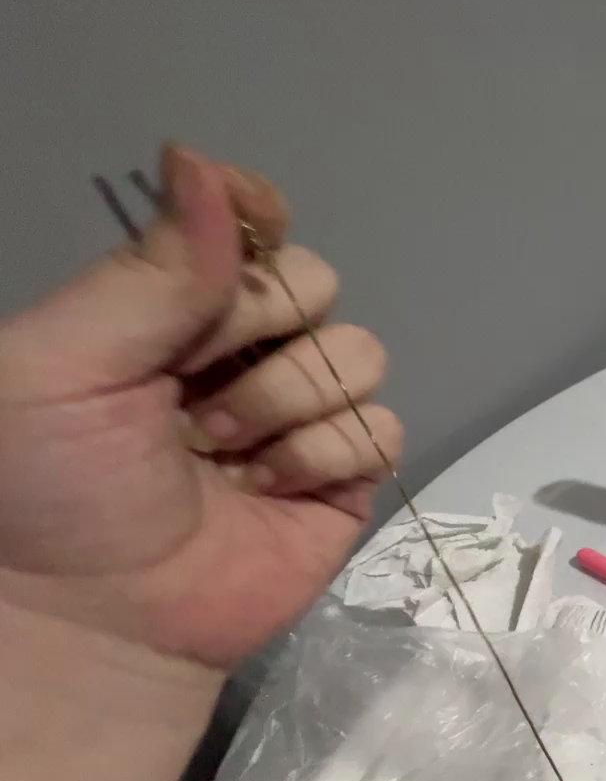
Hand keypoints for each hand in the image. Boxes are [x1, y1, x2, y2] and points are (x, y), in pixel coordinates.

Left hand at [0, 145, 398, 671]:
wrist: (100, 615)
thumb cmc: (47, 486)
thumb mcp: (61, 368)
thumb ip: (151, 276)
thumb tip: (205, 164)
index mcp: (169, 312)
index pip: (246, 230)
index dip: (257, 215)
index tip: (253, 214)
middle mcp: (248, 352)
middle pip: (321, 287)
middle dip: (264, 332)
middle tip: (193, 386)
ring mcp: (308, 412)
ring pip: (361, 358)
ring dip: (288, 408)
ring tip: (225, 456)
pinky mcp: (355, 470)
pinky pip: (383, 429)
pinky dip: (326, 459)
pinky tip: (276, 488)